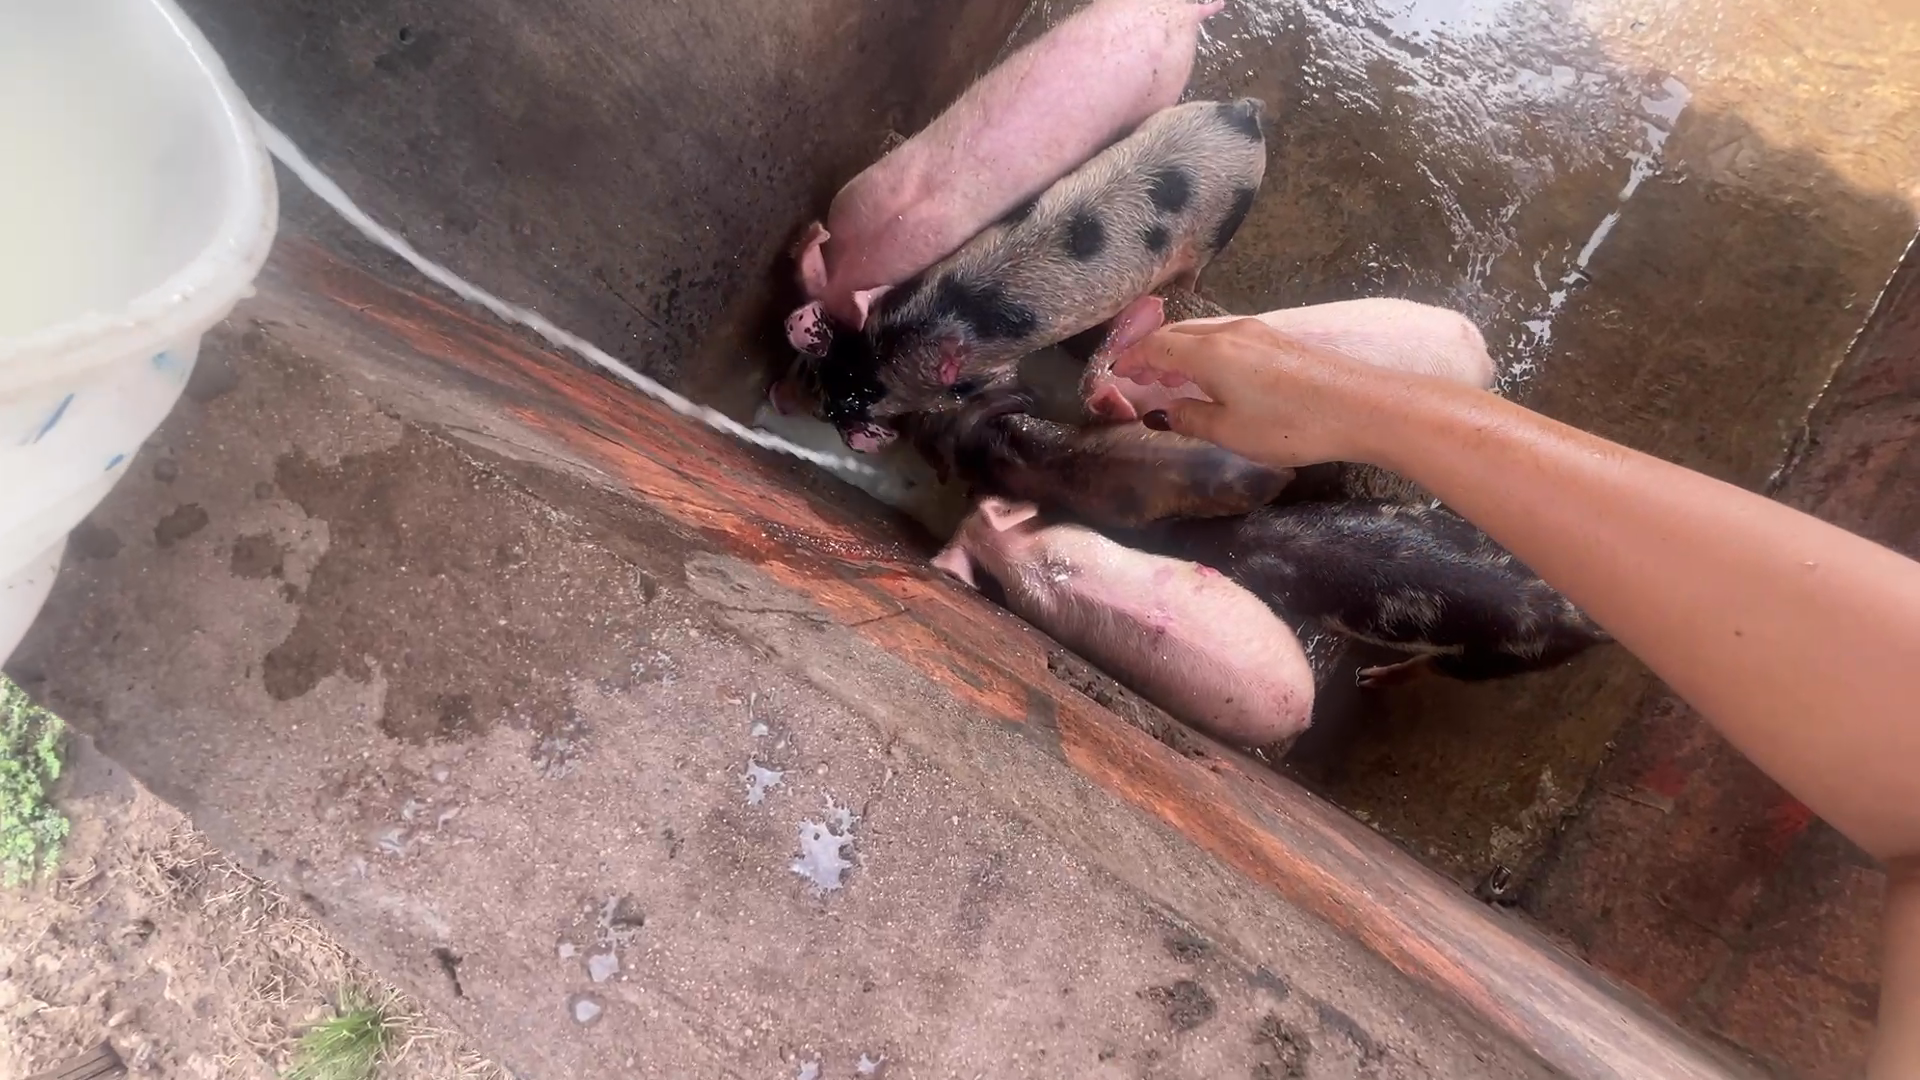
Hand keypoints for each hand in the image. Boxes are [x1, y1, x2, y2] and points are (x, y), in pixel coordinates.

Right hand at [1108, 317, 1399, 467]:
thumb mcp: (1228, 431)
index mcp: (1208, 352)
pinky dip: (1202, 352)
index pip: (1155, 345)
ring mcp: (1257, 332)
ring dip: (1177, 352)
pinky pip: (1224, 339)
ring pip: (1201, 333)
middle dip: (1150, 352)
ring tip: (1168, 379)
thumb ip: (1188, 418)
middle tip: (1137, 378)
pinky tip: (1207, 376)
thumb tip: (1162, 412)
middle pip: (1176, 332)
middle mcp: (1229, 332)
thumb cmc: (1288, 424)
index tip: (1115, 375)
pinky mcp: (1277, 340)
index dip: (1130, 359)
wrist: (1363, 407)